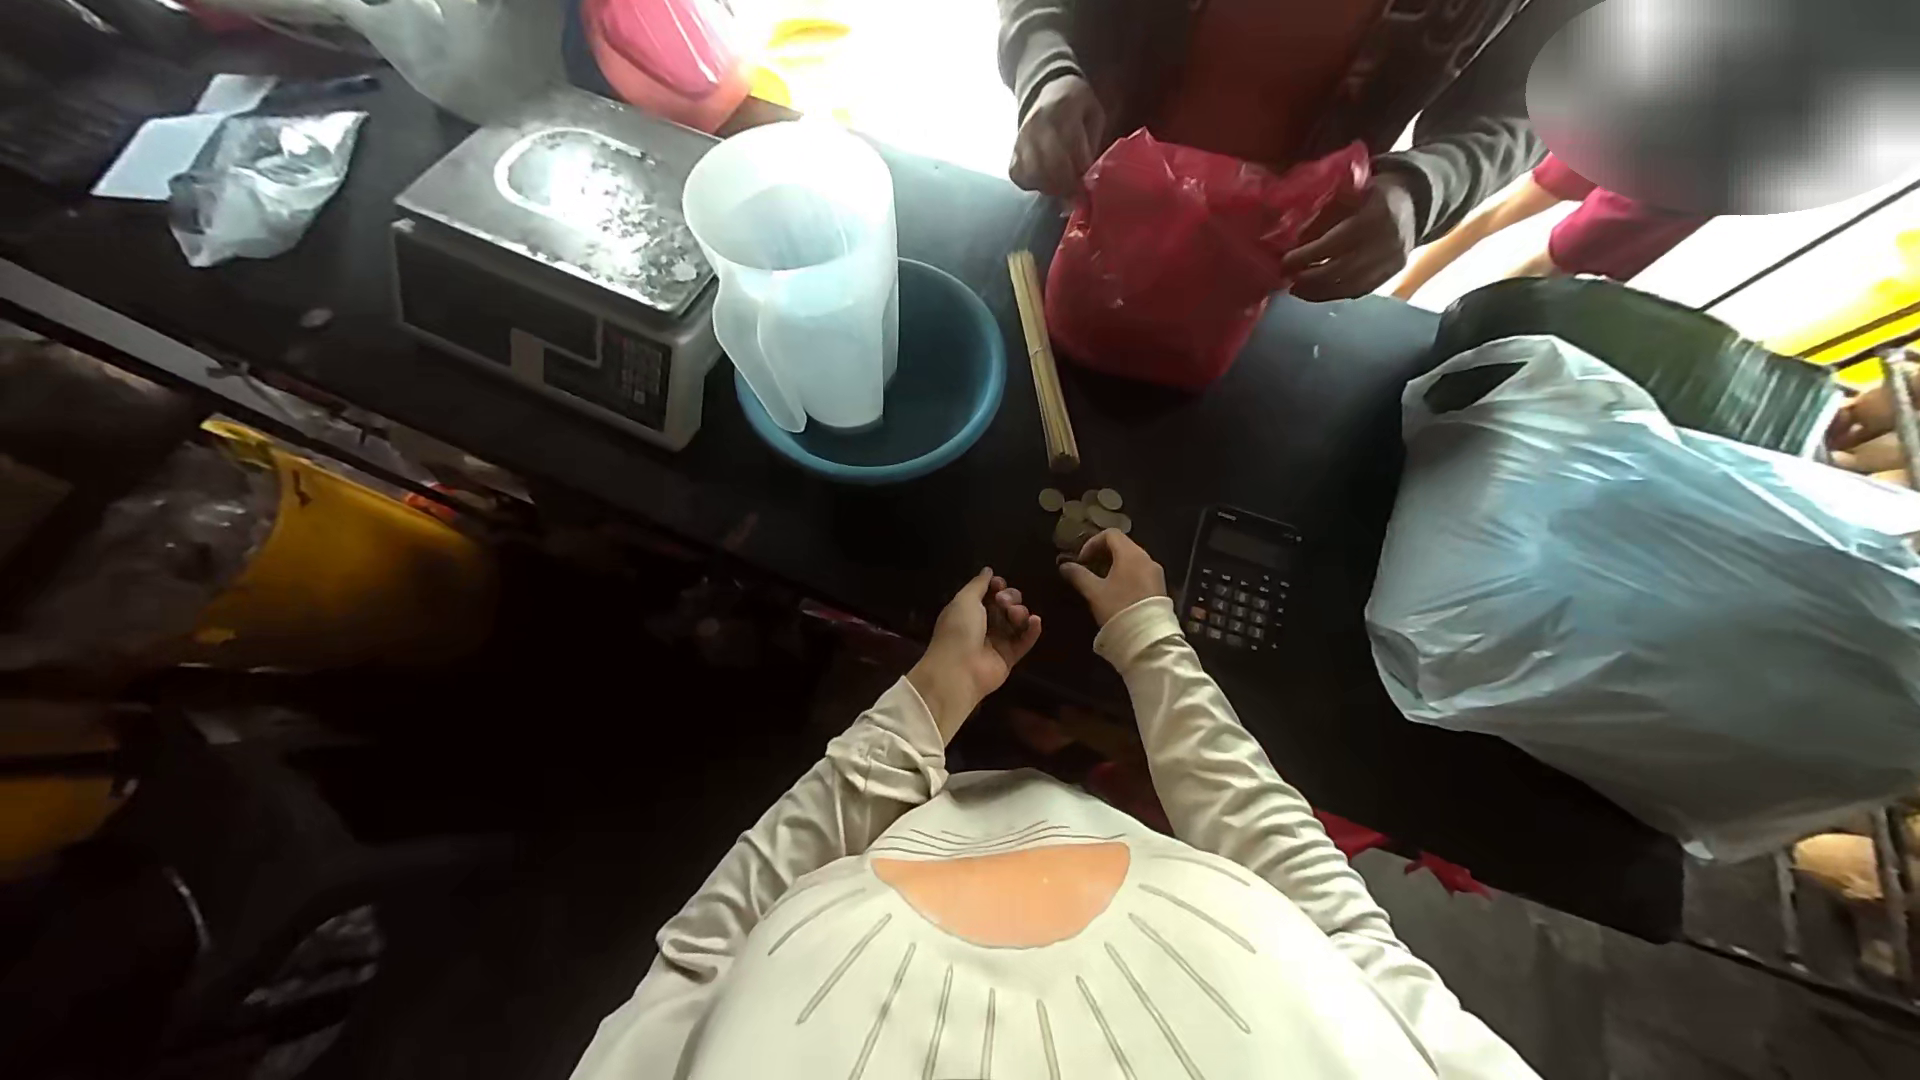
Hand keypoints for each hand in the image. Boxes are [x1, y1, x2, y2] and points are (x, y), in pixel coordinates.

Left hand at [907, 568, 1042, 741]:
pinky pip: (1025, 641)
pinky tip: (1035, 621)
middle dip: (1010, 598)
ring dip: (1020, 613)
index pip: (989, 593)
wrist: (958, 668)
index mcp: (969, 610)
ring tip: (1015, 615)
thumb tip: (988, 570)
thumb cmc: (958, 629)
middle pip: (1006, 605)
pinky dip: (1032, 630)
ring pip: (1017, 621)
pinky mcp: (1009, 657)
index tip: (999, 584)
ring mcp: (997, 642)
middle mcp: (984, 625)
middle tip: (1003, 602)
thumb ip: (978, 584)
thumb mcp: (964, 600)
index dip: (997, 586)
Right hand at [1009, 74, 1105, 197]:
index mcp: (1063, 109)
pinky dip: (1034, 185)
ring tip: (1062, 189)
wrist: (1045, 91)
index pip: (1073, 150)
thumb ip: (1091, 144)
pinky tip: (1045, 181)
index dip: (1081, 174)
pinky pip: (1021, 178)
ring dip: (1052, 188)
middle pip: (1053, 166)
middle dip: (1067, 187)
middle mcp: (1038, 124)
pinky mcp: (1013, 153)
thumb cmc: (1076, 107)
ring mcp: (1022, 139)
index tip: (1087, 191)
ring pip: (1036, 175)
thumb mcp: (1093, 115)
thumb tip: (1086, 180)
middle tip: (1075, 197)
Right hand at [1058, 529, 1166, 626]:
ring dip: (1113, 565)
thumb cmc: (1119, 608)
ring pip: (1131, 559)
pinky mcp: (1159, 587)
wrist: (1149, 638)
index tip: (1081, 560)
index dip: (1092, 543)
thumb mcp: (1094, 592)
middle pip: (1122, 545)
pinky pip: (1140, 571)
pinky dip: (1125, 574)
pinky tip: (1116, 592)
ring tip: (1100, 582)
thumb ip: (1078, 575)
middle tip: (1088, 569)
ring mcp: (1155, 573)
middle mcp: (1146, 558)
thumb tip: (1064, 566)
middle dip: (1102, 554)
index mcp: (1131, 554)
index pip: (1110, 534)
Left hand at [1281, 173, 1419, 301]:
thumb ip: (1322, 216)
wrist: (1413, 203)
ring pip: (1347, 286)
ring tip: (1295, 288)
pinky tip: (1314, 292)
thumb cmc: (1368, 197)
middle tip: (1286, 279)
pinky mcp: (1392, 273)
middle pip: (1339, 270)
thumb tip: (1292, 242)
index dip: (1306, 256)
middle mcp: (1388, 240)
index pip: (1334, 243)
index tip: (1284, 262)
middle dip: (1307, 278)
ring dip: (1316, 291)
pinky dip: (1332, 294)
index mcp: (1375, 215)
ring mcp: (1392, 259)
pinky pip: (1358, 291)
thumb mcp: (1348, 194)